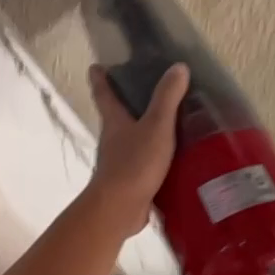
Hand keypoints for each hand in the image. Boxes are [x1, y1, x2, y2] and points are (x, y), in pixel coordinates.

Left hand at [86, 63, 189, 234]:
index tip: (96, 67)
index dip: (100, 79)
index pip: (104, 94)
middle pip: (117, 116)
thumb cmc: (134, 162)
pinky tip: (173, 157)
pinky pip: (143, 162)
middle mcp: (112, 139)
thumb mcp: (156, 126)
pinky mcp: (129, 181)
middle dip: (126, 103)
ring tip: (169, 124)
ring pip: (131, 139)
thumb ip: (167, 98)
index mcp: (114, 121)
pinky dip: (155, 156)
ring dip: (144, 131)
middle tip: (145, 91)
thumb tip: (178, 67)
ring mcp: (119, 161)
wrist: (120, 208)